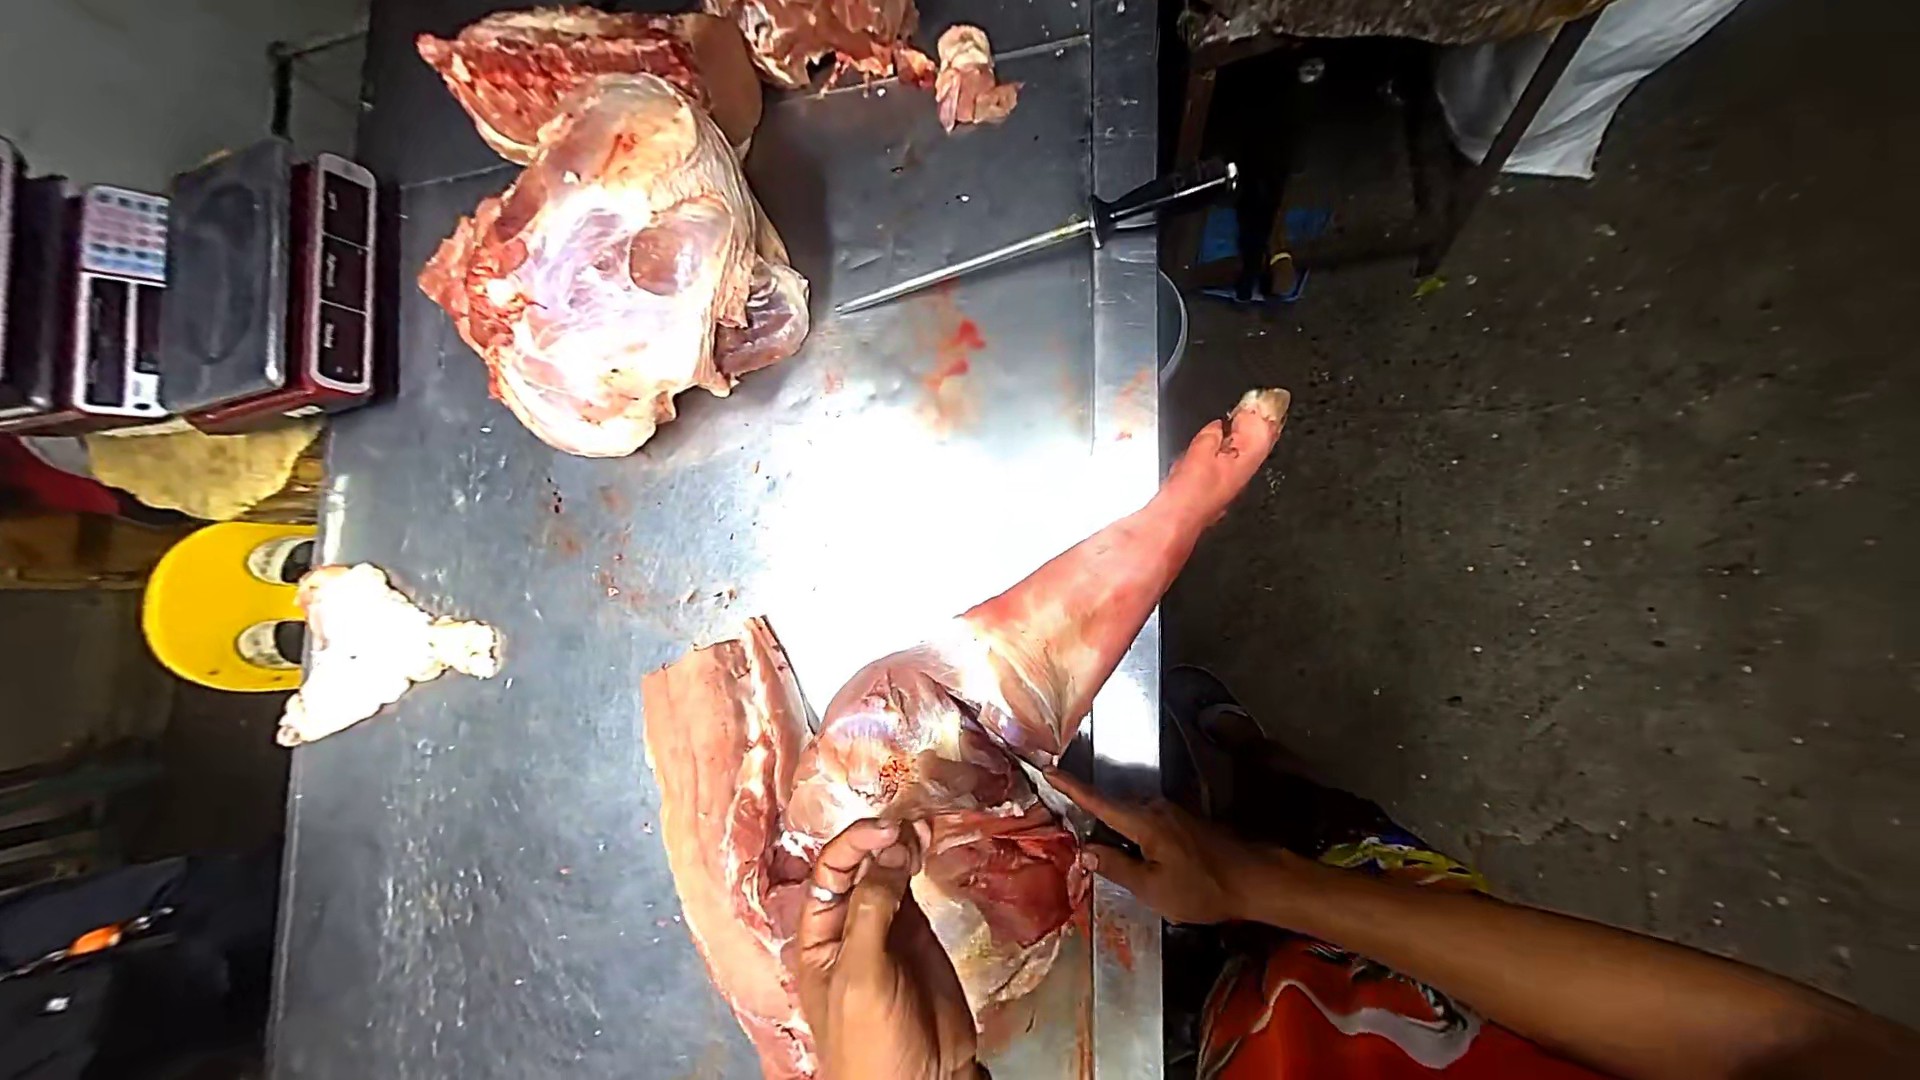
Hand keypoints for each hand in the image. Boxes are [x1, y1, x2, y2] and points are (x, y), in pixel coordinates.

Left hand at [794, 818, 979, 1079]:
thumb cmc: (873, 1041)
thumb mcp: (862, 976)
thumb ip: (872, 910)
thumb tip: (891, 847)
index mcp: (820, 932)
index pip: (830, 870)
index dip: (855, 843)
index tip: (887, 830)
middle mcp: (848, 919)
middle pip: (859, 862)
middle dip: (881, 838)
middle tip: (908, 825)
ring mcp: (883, 921)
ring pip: (887, 866)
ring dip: (902, 841)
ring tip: (921, 826)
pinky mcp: (914, 926)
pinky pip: (911, 881)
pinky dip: (918, 856)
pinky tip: (926, 838)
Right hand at [1046, 769, 1276, 923]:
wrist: (1255, 879)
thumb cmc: (1203, 888)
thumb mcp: (1155, 889)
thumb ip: (1117, 867)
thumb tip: (1084, 851)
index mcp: (1142, 821)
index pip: (1098, 801)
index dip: (1071, 787)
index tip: (1049, 771)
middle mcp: (1152, 807)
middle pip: (1111, 809)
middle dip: (1090, 817)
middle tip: (1074, 837)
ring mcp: (1167, 811)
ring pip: (1128, 817)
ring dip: (1113, 829)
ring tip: (1105, 853)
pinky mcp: (1178, 819)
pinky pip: (1143, 821)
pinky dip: (1130, 833)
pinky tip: (1136, 855)